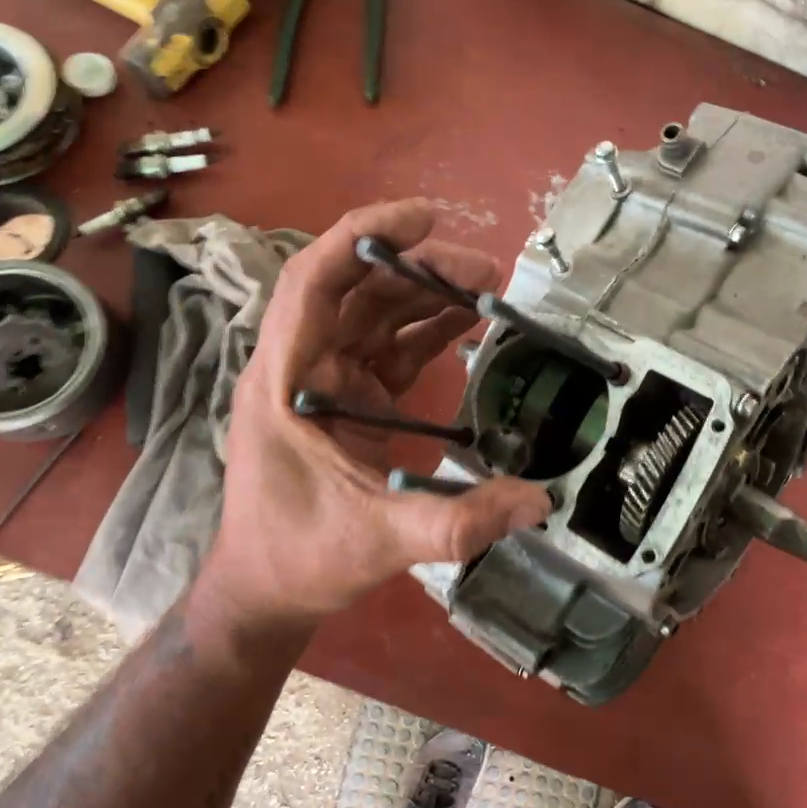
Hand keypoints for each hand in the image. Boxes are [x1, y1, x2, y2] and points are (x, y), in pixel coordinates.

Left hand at [203, 199, 551, 626]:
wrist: (268, 590)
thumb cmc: (299, 558)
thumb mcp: (380, 539)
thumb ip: (458, 521)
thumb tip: (539, 502)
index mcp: (285, 380)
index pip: (315, 281)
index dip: (364, 235)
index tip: (424, 217)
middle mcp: (301, 368)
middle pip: (357, 291)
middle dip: (418, 270)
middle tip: (486, 271)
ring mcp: (325, 383)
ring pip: (375, 315)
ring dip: (427, 296)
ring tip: (489, 289)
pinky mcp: (348, 402)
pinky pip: (390, 351)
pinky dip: (427, 333)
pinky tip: (468, 323)